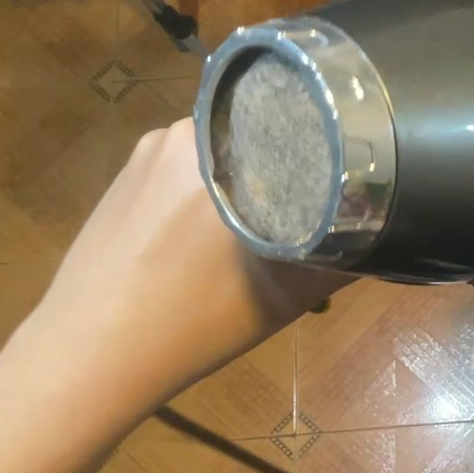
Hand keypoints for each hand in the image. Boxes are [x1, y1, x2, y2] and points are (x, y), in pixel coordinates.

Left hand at [21, 118, 353, 407]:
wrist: (94, 352)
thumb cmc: (198, 319)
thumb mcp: (291, 293)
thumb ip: (343, 255)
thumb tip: (379, 234)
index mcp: (223, 146)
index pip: (298, 121)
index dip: (332, 149)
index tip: (354, 180)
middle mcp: (182, 134)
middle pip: (262, 139)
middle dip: (290, 173)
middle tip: (314, 216)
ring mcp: (147, 153)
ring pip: (226, 157)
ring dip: (252, 186)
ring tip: (269, 232)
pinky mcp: (126, 178)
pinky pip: (190, 173)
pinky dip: (214, 197)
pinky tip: (220, 240)